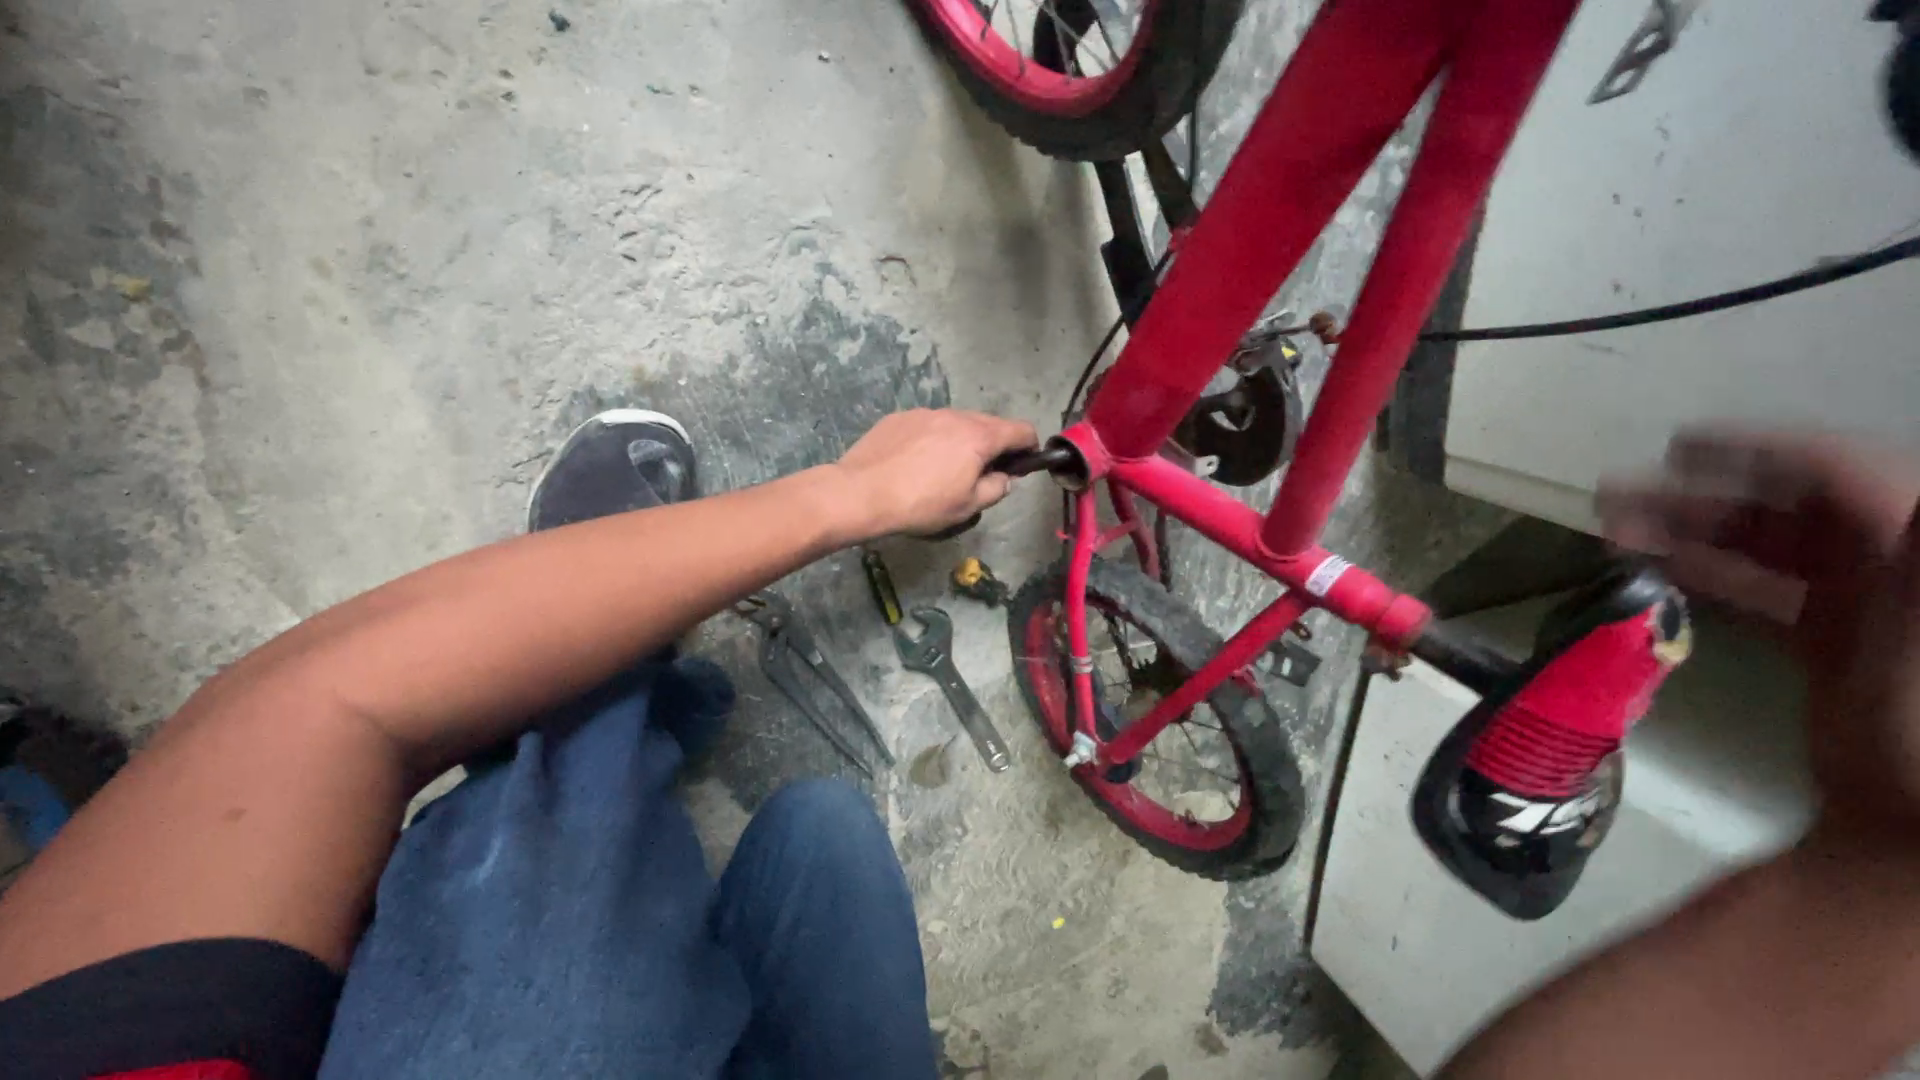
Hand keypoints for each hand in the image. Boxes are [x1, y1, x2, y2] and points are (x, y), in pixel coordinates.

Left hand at [831, 408, 1038, 537]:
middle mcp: (954, 416)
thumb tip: (1004, 477)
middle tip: (980, 474)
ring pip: (955, 423)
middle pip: (988, 424)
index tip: (1022, 464)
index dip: (1029, 447)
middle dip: (993, 445)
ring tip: (942, 470)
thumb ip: (996, 488)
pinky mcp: (899, 417)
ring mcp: (924, 412)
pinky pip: (927, 425)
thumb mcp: (967, 507)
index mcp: (979, 436)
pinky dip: (931, 440)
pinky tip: (914, 464)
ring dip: (960, 441)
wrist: (861, 493)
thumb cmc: (921, 504)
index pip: (1021, 429)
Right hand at [1598, 430, 1919, 834]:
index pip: (1842, 473)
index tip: (1677, 450)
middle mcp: (1897, 565)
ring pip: (1764, 547)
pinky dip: (1702, 576)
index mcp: (1917, 547)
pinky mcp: (1830, 643)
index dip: (1759, 453)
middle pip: (1793, 508)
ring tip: (1612, 530)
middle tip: (1618, 496)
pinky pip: (1759, 591)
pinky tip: (1647, 572)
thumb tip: (1840, 468)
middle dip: (1701, 497)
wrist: (1917, 837)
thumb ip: (1887, 526)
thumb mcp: (1911, 610)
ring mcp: (1865, 605)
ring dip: (1687, 534)